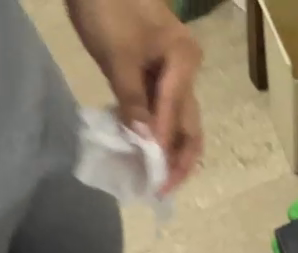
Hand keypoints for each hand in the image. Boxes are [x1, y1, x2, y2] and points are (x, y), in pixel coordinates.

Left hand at [65, 0, 204, 191]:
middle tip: (161, 190)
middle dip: (177, 161)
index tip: (154, 178)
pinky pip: (161, 113)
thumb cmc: (108, 6)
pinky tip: (141, 153)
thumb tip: (145, 144)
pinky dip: (153, 135)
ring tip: (152, 179)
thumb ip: (133, 102)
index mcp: (184, 62)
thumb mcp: (118, 56)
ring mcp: (173, 73)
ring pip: (177, 122)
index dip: (165, 148)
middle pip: (189, 126)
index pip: (177, 116)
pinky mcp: (156, 75)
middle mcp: (187, 71)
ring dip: (166, 152)